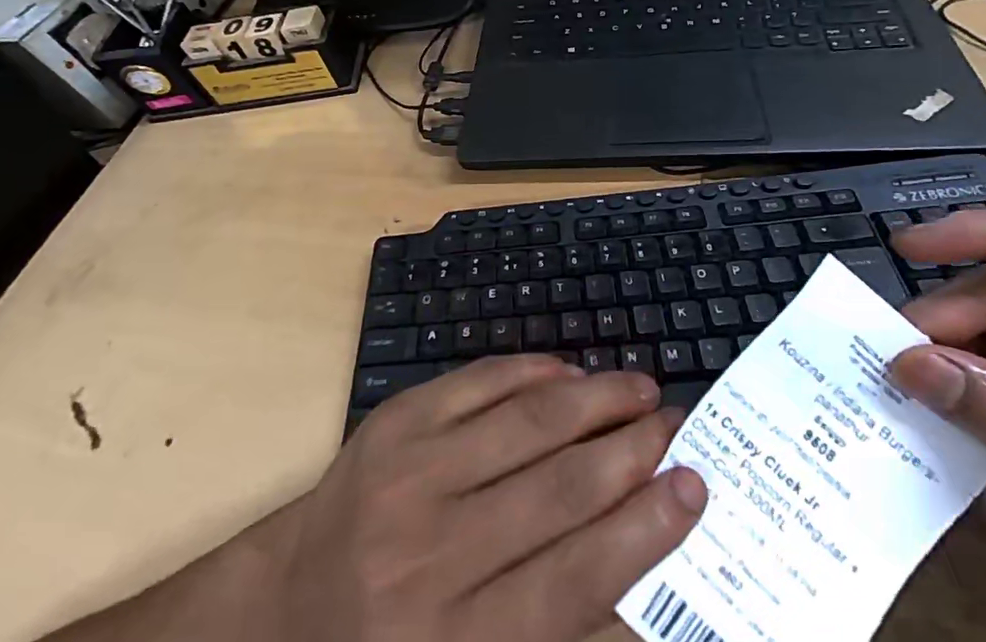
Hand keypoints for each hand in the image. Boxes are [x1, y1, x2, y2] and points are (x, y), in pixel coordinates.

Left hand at [52, 356, 705, 641]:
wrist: (291, 602)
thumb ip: (560, 627)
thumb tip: (648, 579)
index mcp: (465, 636)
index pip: (579, 573)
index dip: (647, 526)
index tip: (694, 486)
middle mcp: (436, 553)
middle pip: (559, 488)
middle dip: (631, 449)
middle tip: (675, 422)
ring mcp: (408, 476)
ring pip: (523, 423)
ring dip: (591, 398)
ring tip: (636, 386)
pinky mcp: (390, 426)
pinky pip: (472, 384)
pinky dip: (526, 371)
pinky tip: (564, 369)